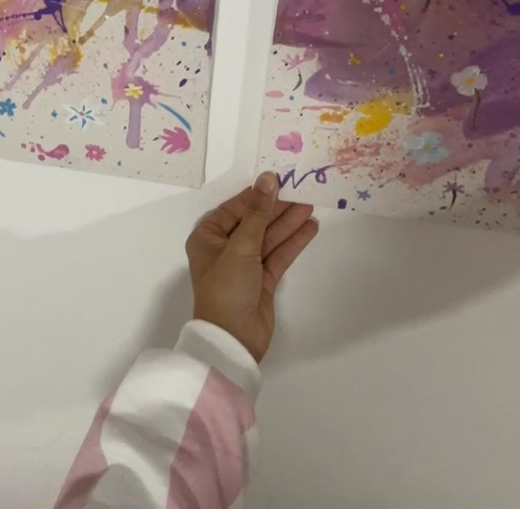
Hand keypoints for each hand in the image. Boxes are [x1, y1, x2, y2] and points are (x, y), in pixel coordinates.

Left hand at [185, 172, 320, 361]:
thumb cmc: (227, 287)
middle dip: (277, 208)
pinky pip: (278, 255)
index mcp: (208, 237)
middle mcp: (225, 248)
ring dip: (288, 223)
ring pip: (269, 237)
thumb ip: (257, 213)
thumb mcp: (241, 246)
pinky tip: (310, 228)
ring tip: (311, 204)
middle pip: (254, 221)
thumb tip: (267, 179)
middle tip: (301, 190)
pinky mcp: (262, 280)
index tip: (278, 179)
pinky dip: (293, 242)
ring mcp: (245, 265)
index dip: (257, 194)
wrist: (233, 339)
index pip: (235, 208)